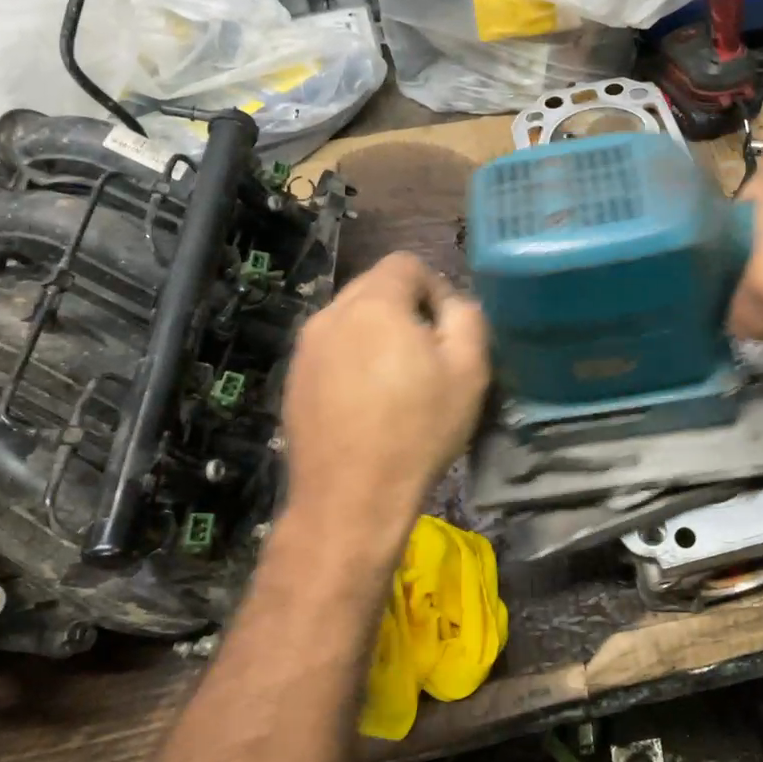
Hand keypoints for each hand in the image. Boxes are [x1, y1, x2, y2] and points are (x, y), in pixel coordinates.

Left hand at [279, 253, 489, 535]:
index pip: (406, 264)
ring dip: (378, 336)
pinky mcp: (293, 380)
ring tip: (397, 383)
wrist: (351, 498)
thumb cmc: (418, 430)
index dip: (435, 288)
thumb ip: (467, 319)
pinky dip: (353, 362)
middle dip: (406, 310)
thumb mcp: (469, 371)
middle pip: (375, 288)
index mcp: (375, 303)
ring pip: (351, 320)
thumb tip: (453, 304)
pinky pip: (332, 351)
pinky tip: (367, 404)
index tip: (447, 331)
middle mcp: (331, 314)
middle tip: (428, 357)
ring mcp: (306, 349)